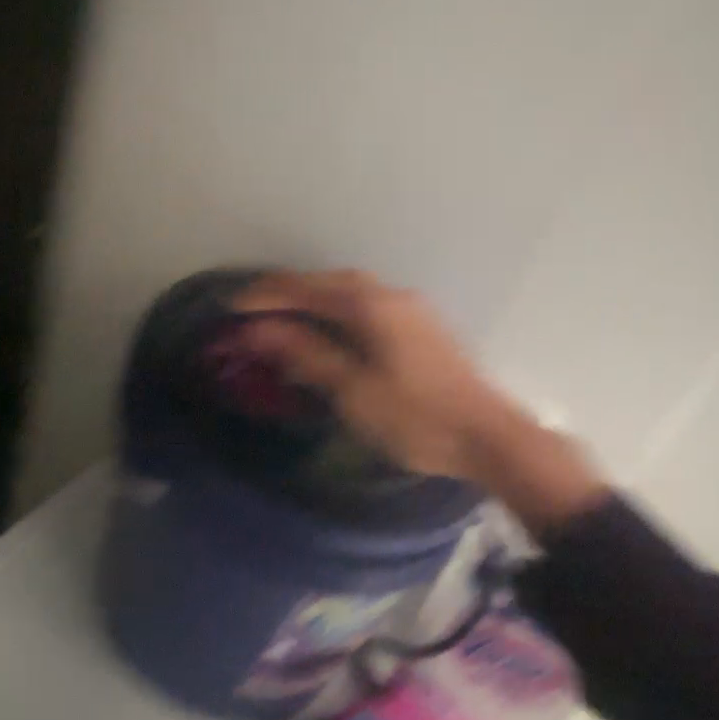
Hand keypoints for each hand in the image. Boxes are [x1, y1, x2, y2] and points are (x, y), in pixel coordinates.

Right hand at [234, 269, 608, 534]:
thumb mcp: (351, 389)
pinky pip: (364, 306)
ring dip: (310, 303)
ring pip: (346, 293)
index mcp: (368, 304)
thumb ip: (304, 353)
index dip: (262, 297)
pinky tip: (325, 334)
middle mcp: (388, 294)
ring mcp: (408, 307)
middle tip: (249, 315)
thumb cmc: (414, 417)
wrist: (490, 437)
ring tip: (279, 323)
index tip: (228, 309)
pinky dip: (334, 313)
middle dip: (284, 296)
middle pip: (324, 283)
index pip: (302, 288)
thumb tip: (258, 330)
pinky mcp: (419, 326)